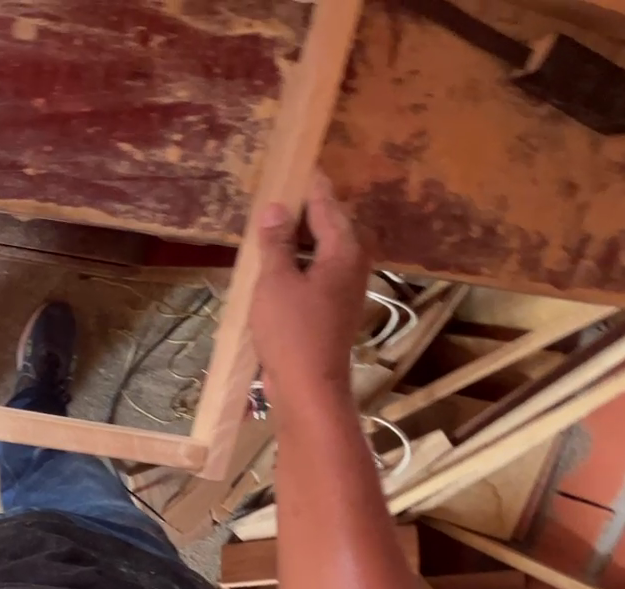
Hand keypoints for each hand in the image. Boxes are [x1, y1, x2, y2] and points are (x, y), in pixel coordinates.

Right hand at [247, 173, 371, 399]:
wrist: (308, 386)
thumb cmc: (291, 331)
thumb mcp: (275, 282)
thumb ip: (276, 244)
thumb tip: (275, 209)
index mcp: (343, 250)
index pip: (326, 205)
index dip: (310, 186)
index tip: (298, 166)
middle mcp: (351, 265)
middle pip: (329, 227)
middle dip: (306, 212)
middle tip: (280, 197)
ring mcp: (344, 291)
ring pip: (322, 253)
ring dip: (299, 241)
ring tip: (272, 230)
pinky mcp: (332, 311)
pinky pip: (316, 275)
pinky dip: (299, 265)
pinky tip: (278, 270)